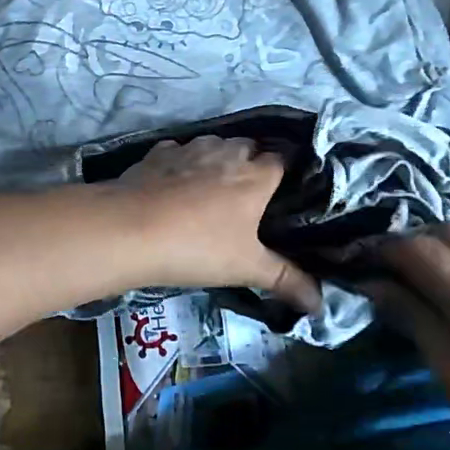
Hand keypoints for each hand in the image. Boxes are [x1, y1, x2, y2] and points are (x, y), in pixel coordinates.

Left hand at [112, 136, 320, 312]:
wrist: (129, 229)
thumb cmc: (197, 247)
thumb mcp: (246, 268)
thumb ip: (286, 281)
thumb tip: (320, 304)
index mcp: (255, 175)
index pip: (282, 160)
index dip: (284, 173)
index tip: (283, 192)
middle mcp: (224, 153)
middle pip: (246, 147)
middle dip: (249, 163)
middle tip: (246, 195)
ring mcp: (187, 150)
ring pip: (211, 145)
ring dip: (214, 160)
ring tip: (210, 187)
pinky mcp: (154, 155)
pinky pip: (175, 152)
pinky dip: (179, 163)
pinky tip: (172, 184)